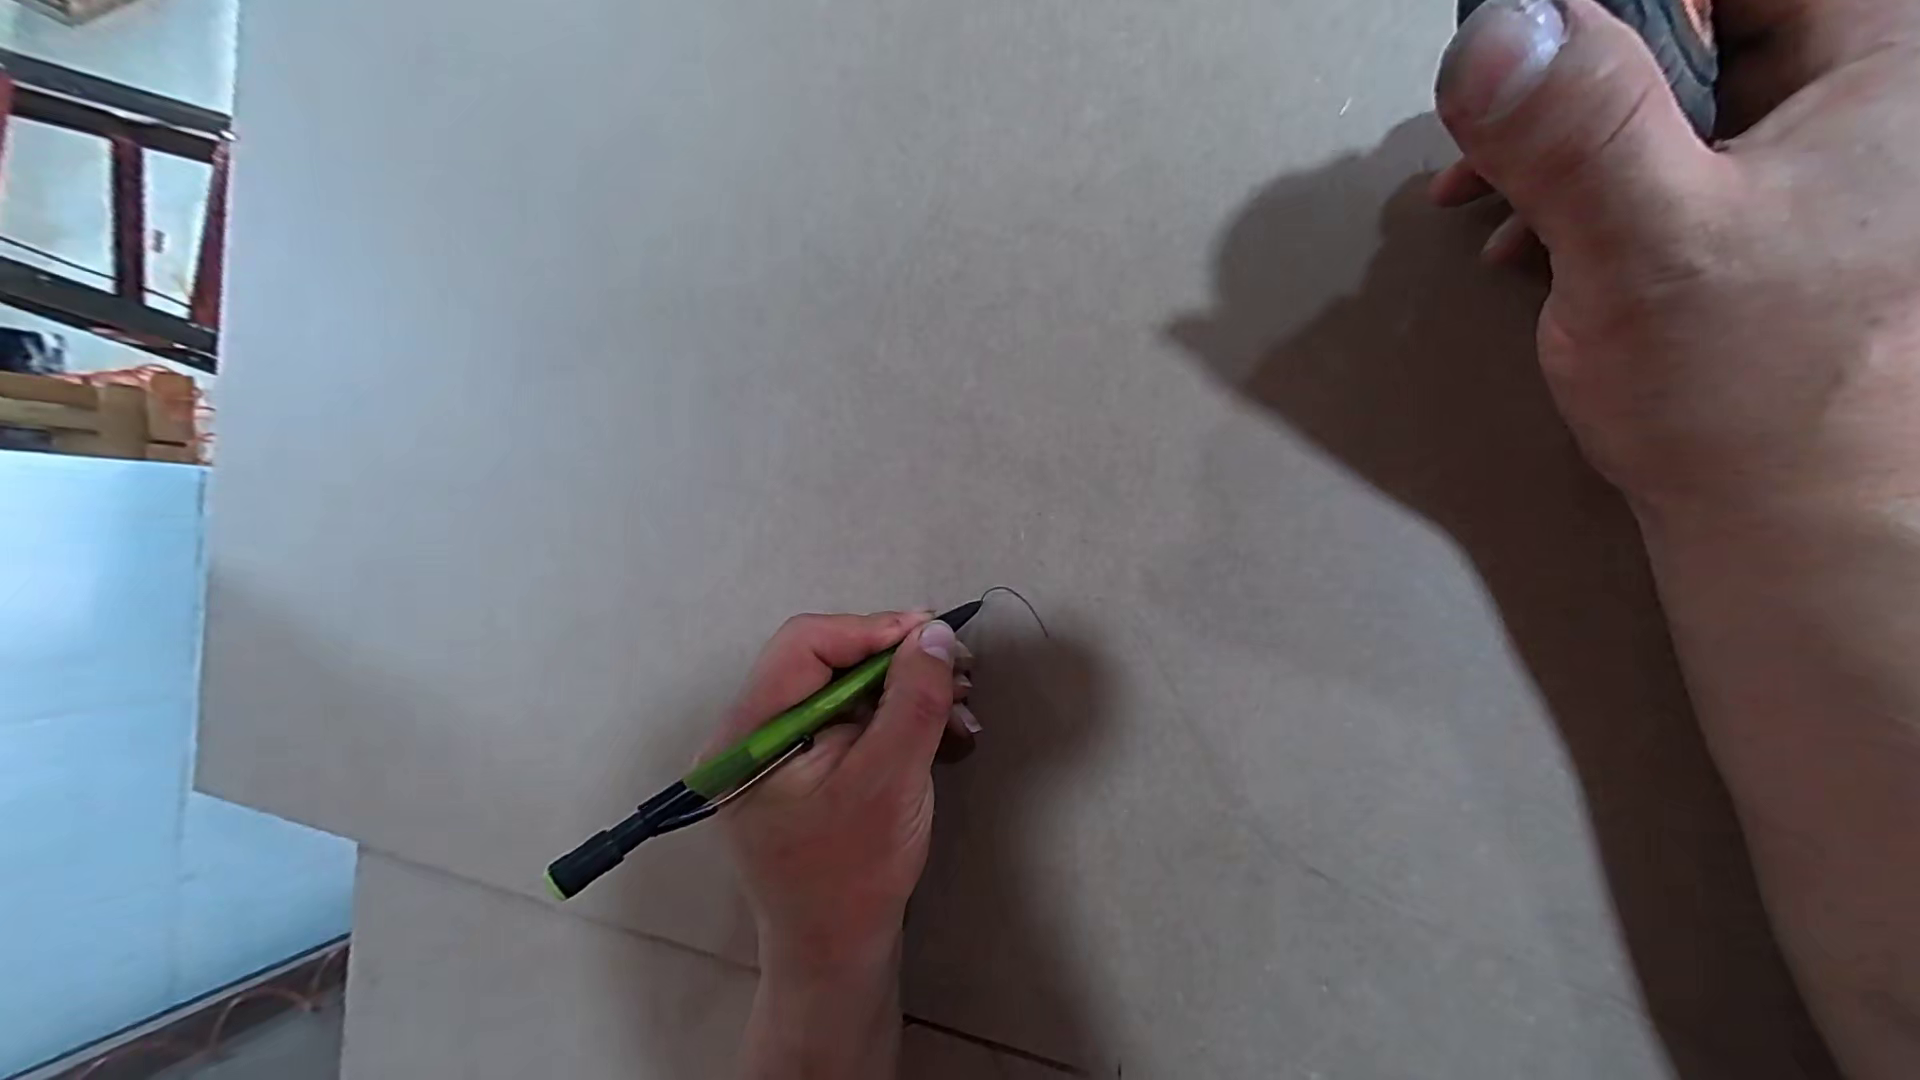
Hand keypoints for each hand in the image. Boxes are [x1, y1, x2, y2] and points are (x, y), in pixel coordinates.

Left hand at [712, 611, 975, 1079]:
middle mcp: (753, 729)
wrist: (839, 955)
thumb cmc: (855, 875)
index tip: (933, 635)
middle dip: (899, 659)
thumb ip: (915, 700)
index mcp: (747, 733)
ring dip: (908, 684)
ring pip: (848, 682)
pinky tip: (941, 724)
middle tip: (959, 665)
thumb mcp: (891, 781)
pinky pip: (854, 712)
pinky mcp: (808, 758)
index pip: (803, 644)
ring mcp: (780, 744)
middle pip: (827, 658)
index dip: (871, 629)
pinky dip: (900, 710)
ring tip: (961, 700)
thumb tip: (937, 632)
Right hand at [1433, 0, 1919, 523]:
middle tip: (1478, 147)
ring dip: (1548, 152)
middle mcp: (1852, 92)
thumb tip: (1492, 32)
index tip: (1509, 71)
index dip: (1606, 16)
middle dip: (1560, 92)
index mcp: (1884, 58)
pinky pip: (1640, 173)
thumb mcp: (1645, 247)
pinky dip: (1566, 200)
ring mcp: (1791, 161)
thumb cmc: (1736, 378)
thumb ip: (1577, 137)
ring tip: (1480, 204)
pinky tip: (1522, 247)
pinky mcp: (1734, 221)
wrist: (1774, 497)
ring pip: (1651, 109)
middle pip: (1684, 39)